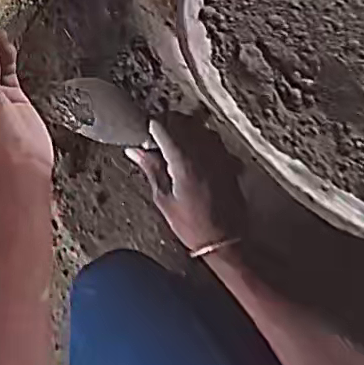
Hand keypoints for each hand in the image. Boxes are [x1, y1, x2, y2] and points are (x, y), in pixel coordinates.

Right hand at [125, 115, 242, 250]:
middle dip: (166, 123)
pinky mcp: (229, 163)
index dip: (150, 126)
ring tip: (173, 141)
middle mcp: (203, 155)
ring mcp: (219, 157)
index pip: (163, 128)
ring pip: (199, 127)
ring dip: (184, 128)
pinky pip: (213, 139)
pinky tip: (194, 151)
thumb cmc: (192, 225)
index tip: (142, 131)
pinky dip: (201, 138)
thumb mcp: (163, 198)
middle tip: (154, 135)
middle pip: (182, 122)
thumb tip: (134, 150)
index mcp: (183, 162)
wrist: (225, 242)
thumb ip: (150, 168)